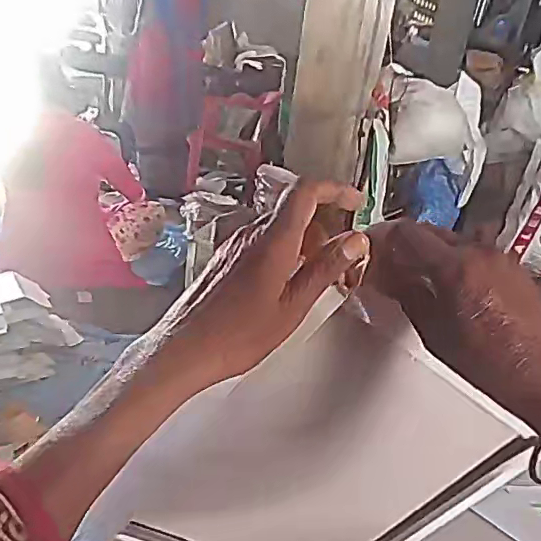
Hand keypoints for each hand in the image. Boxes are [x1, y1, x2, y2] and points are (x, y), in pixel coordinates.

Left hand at [140, 179, 367, 392]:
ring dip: (306, 246)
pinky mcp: (227, 258)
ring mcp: (236, 244)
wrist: (185, 349)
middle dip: (326, 232)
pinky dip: (285, 254)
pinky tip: (288, 286)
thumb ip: (326, 269)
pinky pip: (264, 242)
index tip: (356, 202)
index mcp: (272, 242)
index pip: (307, 193)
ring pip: (281, 229)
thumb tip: (354, 241)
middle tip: (342, 264)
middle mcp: (251, 234)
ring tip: (317, 282)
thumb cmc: (236, 336)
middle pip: (297, 212)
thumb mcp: (293, 306)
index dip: (336, 190)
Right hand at [367, 220, 540, 430]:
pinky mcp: (512, 269)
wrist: (540, 376)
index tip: (371, 250)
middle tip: (387, 266)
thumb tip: (386, 276)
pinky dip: (456, 262)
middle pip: (431, 232)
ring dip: (431, 253)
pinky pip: (475, 254)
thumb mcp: (435, 333)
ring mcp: (500, 258)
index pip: (407, 233)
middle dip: (405, 245)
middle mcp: (480, 252)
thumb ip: (407, 295)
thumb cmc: (490, 365)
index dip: (383, 239)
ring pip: (453, 241)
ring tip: (417, 279)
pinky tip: (448, 287)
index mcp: (456, 266)